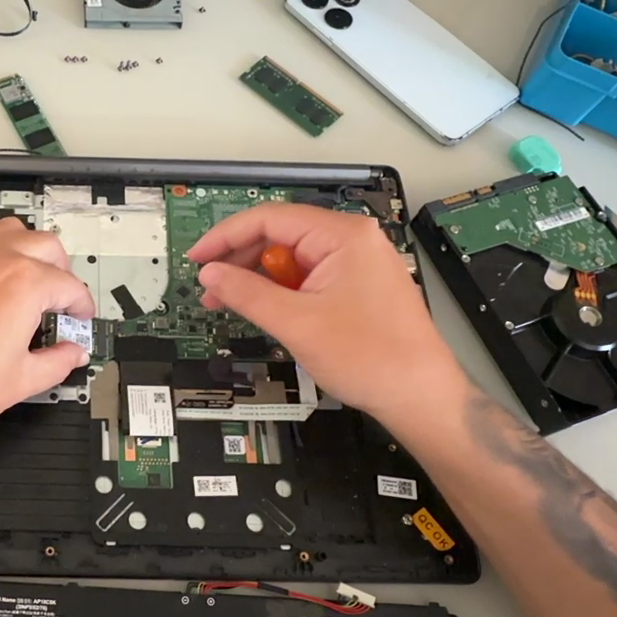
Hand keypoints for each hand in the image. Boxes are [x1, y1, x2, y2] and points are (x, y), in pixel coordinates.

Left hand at [0, 218, 95, 462]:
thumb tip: (71, 354)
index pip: (70, 285)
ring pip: (12, 232)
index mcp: (23, 284)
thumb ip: (57, 362)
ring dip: (31, 251)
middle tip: (63, 305)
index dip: (82, 307)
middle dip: (63, 273)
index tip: (81, 320)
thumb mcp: (20, 382)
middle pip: (47, 246)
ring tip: (34, 285)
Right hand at [188, 204, 466, 432]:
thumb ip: (246, 293)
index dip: (225, 237)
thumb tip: (209, 274)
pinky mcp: (357, 286)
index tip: (196, 259)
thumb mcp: (296, 323)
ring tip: (227, 303)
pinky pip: (307, 278)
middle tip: (208, 289)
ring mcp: (356, 263)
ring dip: (256, 279)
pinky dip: (280, 292)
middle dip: (239, 260)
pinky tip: (260, 309)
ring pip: (290, 259)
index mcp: (342, 235)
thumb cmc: (368, 357)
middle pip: (279, 236)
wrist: (420, 396)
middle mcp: (352, 240)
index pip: (269, 219)